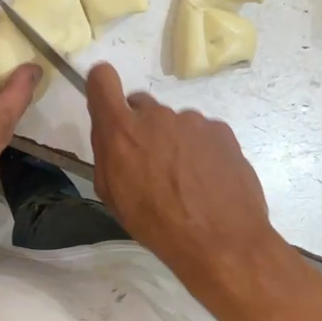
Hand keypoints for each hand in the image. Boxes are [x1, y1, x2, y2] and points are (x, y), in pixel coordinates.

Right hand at [86, 62, 283, 303]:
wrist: (221, 241)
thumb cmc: (155, 223)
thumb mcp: (113, 195)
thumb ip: (106, 154)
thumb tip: (108, 130)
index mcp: (122, 131)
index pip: (102, 80)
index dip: (101, 85)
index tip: (107, 103)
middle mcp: (156, 116)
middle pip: (140, 107)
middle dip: (140, 128)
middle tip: (149, 163)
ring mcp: (192, 121)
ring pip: (172, 122)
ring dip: (172, 141)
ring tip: (183, 179)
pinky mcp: (221, 130)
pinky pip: (201, 133)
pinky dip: (199, 150)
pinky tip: (205, 180)